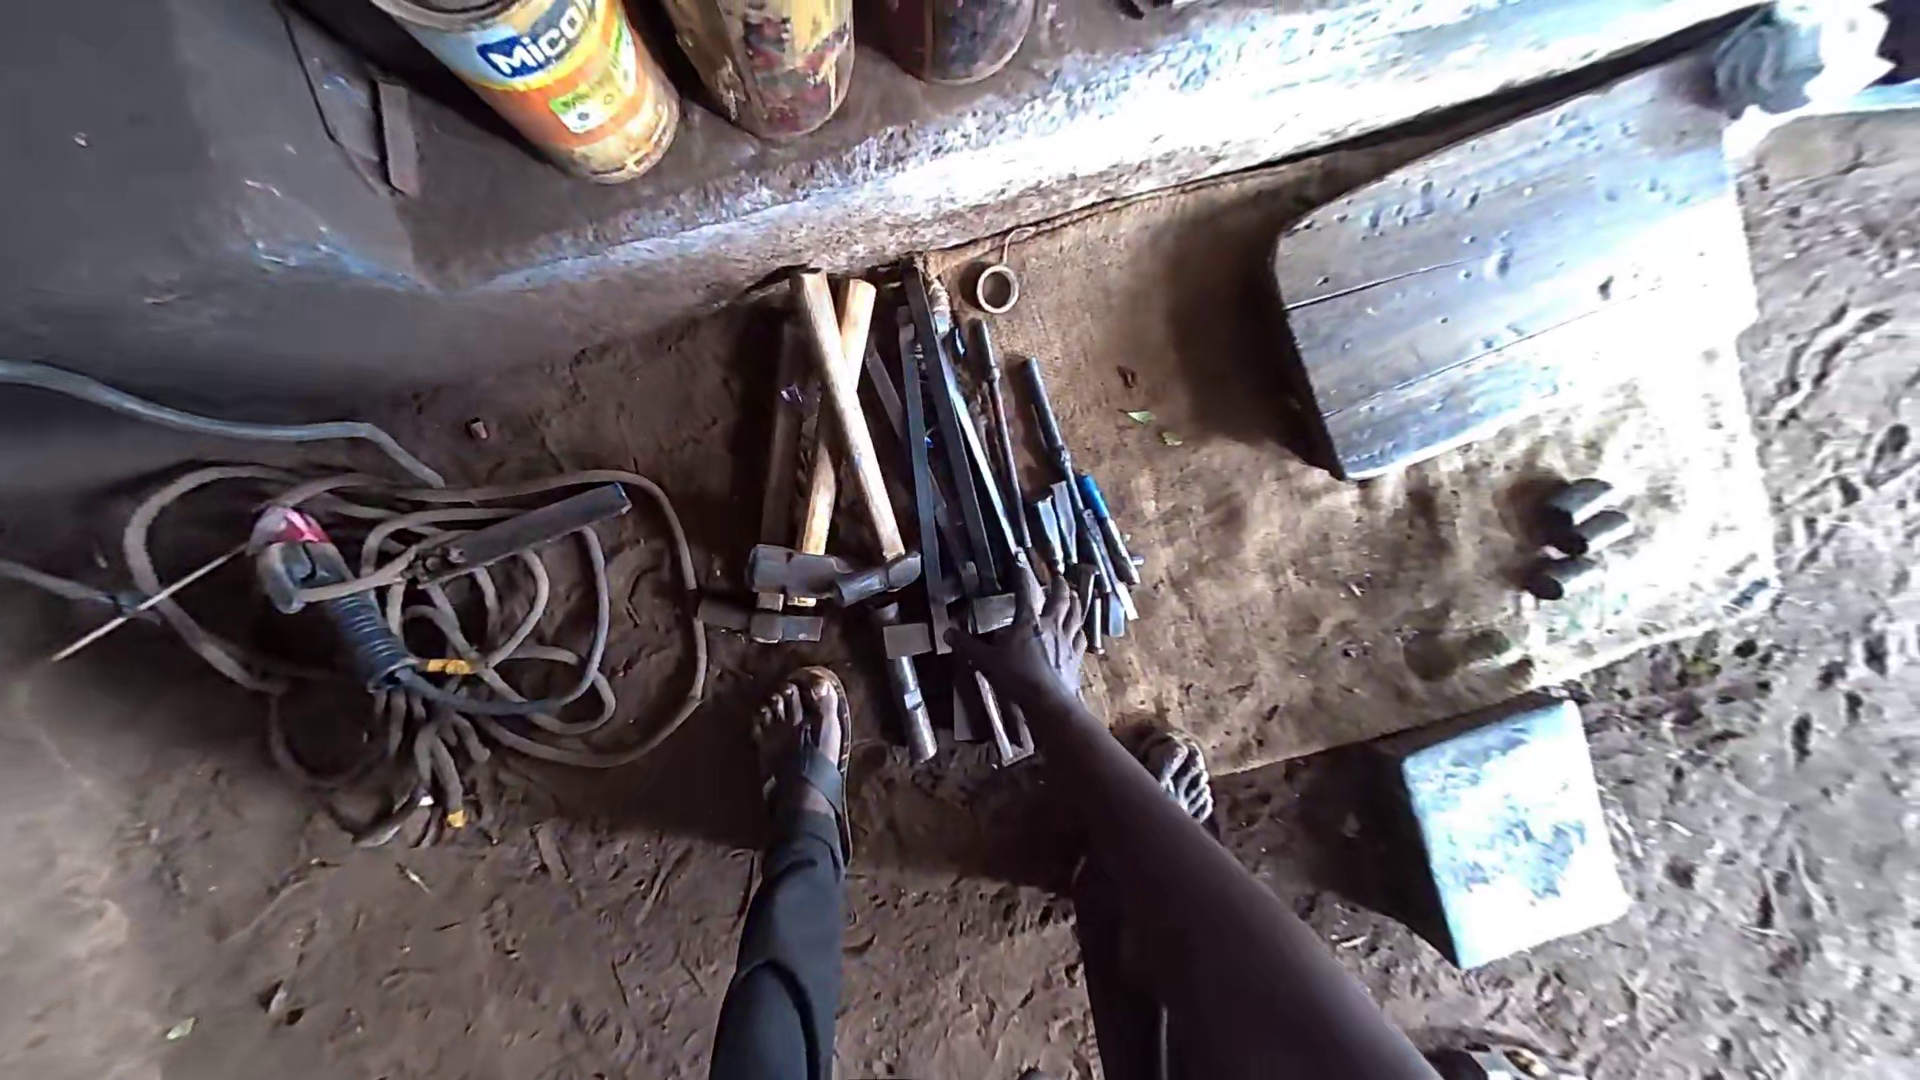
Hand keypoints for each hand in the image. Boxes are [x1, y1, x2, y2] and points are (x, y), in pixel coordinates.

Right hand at [946, 572, 1086, 705]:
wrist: (1049, 702)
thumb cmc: (1017, 679)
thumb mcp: (986, 662)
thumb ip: (968, 646)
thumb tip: (947, 632)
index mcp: (1028, 622)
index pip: (1025, 592)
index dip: (1023, 575)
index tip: (1021, 561)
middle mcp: (1051, 626)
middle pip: (1060, 599)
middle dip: (1059, 585)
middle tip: (1059, 576)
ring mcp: (1066, 642)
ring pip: (1075, 616)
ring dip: (1076, 603)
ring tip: (1076, 595)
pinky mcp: (1076, 658)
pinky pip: (1081, 640)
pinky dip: (1081, 632)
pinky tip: (1081, 632)